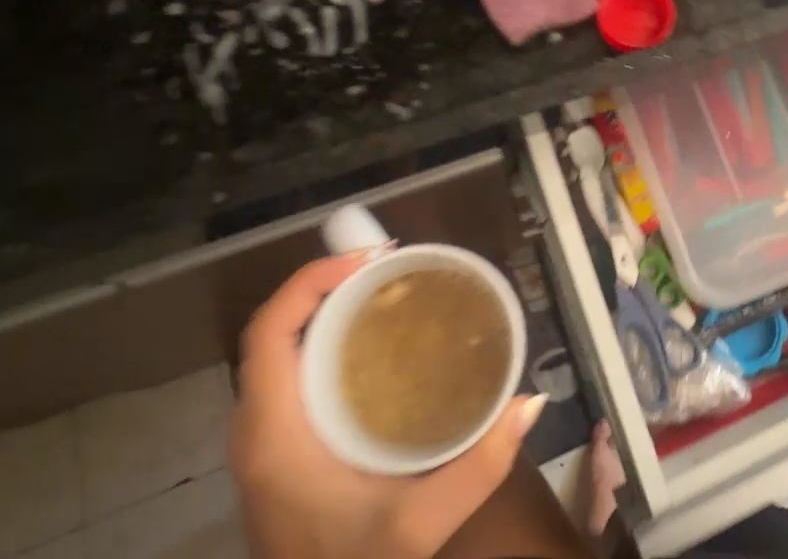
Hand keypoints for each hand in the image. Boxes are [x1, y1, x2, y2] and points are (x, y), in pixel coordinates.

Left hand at [230, 254, 547, 558]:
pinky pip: (296, 376)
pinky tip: (377, 352)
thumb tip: (529, 402)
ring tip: (392, 298)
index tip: (374, 260)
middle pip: (279, 330)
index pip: (270, 329)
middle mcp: (258, 426)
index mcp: (274, 431)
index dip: (312, 280)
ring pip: (285, 353)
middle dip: (331, 287)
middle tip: (397, 272)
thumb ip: (477, 468)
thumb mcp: (417, 528)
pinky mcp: (279, 453)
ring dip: (329, 314)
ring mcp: (265, 441)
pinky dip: (329, 346)